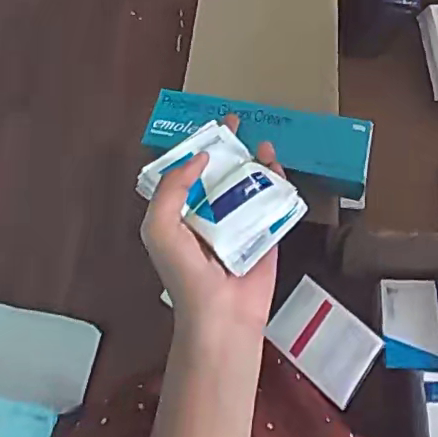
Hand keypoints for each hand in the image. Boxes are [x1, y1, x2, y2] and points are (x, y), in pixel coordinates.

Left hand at [140, 115, 282, 337]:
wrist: (222, 314)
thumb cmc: (186, 275)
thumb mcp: (160, 229)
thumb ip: (171, 190)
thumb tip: (198, 159)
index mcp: (182, 213)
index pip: (188, 172)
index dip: (197, 147)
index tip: (208, 127)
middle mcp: (210, 214)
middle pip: (220, 172)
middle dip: (228, 146)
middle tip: (237, 121)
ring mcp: (239, 223)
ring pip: (248, 184)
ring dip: (255, 161)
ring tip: (261, 144)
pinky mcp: (265, 233)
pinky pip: (272, 203)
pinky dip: (277, 184)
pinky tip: (277, 168)